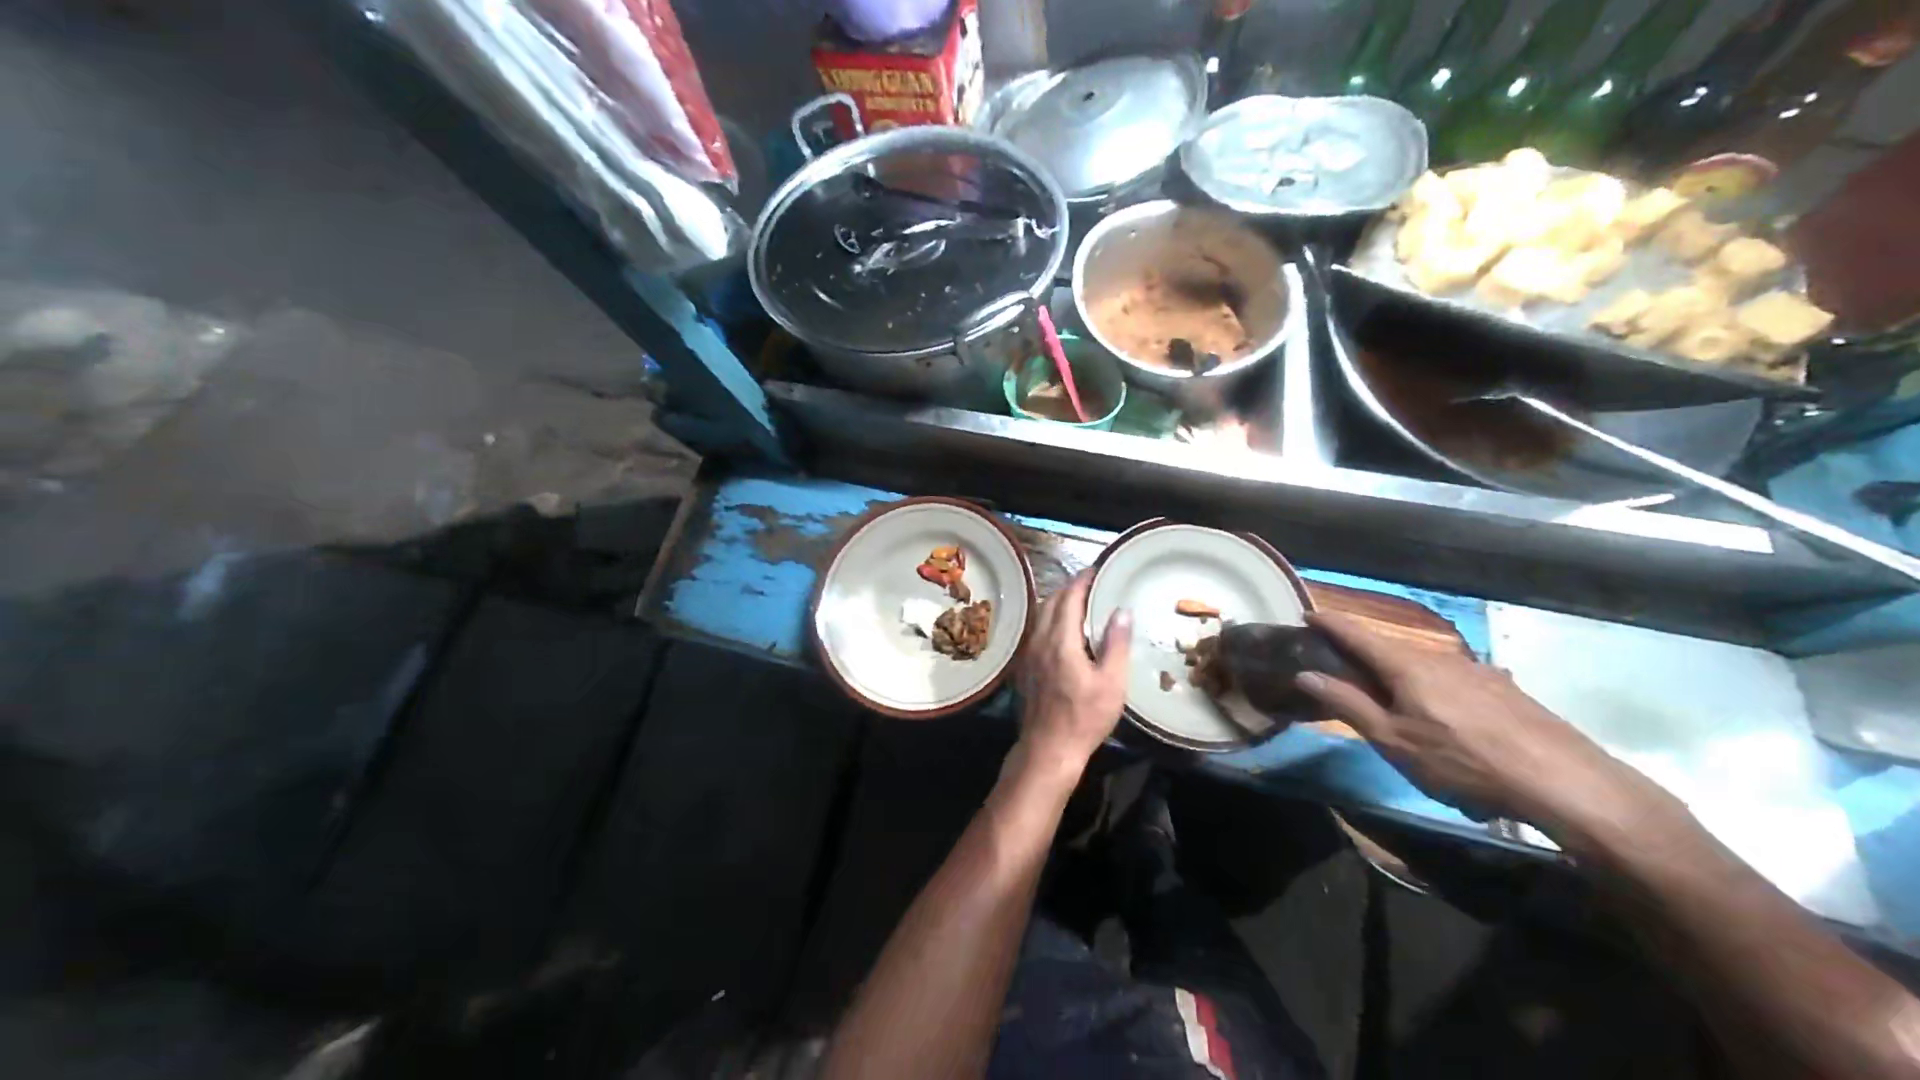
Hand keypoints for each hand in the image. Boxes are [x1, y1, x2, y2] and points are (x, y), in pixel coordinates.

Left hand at [1014, 570, 1131, 772]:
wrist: (1049, 748)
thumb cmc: (1085, 717)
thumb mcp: (1112, 683)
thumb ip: (1116, 643)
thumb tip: (1121, 610)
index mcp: (1060, 640)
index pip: (1069, 598)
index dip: (1082, 581)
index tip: (1097, 570)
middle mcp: (1039, 640)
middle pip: (1051, 602)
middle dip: (1070, 588)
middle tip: (1092, 584)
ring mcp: (1029, 653)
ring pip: (1041, 615)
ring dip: (1059, 603)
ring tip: (1081, 602)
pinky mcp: (1027, 666)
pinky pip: (1038, 630)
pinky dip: (1052, 619)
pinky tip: (1066, 630)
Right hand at [1294, 612, 1660, 832]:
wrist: (1563, 782)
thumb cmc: (1463, 761)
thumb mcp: (1393, 740)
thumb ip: (1348, 704)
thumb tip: (1306, 674)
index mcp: (1406, 666)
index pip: (1357, 634)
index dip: (1329, 623)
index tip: (1306, 614)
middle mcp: (1440, 658)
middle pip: (1391, 648)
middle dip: (1364, 652)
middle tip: (1342, 666)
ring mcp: (1478, 671)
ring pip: (1426, 665)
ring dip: (1402, 674)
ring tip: (1395, 699)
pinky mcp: (1506, 690)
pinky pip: (1456, 681)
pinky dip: (1437, 689)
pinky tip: (1449, 717)